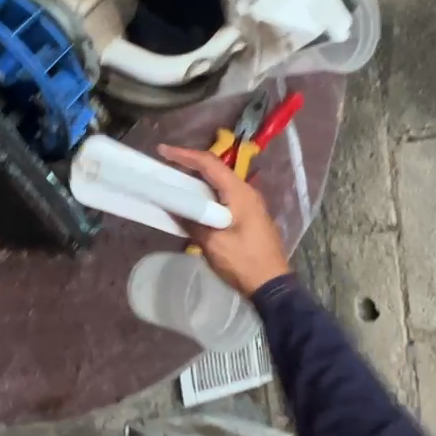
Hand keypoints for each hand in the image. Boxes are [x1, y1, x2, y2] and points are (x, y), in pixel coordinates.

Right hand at [158, 145, 291, 296]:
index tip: (162, 151)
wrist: (272, 285)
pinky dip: (205, 195)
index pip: (209, 164)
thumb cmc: (243, 262)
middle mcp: (246, 192)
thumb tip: (173, 207)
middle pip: (214, 170)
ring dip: (196, 181)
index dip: (184, 155)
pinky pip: (223, 197)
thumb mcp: (212, 243)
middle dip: (188, 165)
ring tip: (174, 183)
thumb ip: (191, 221)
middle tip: (164, 167)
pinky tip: (192, 203)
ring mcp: (249, 204)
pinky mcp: (247, 215)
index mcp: (239, 193)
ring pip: (218, 183)